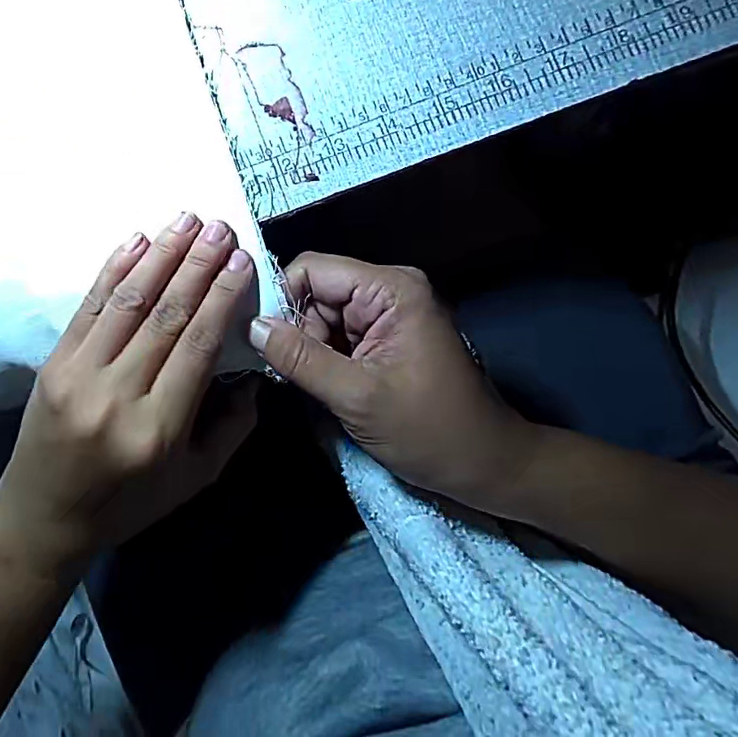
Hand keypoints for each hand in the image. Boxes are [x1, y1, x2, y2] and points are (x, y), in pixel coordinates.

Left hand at [0, 214, 259, 580]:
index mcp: (158, 430)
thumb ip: (230, 427)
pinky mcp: (52, 363)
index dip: (221, 297)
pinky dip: (113, 269)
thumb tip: (252, 372)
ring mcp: (78, 375)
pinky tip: (136, 241)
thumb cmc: (127, 504)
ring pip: (127, 301)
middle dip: (196, 265)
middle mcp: (117, 396)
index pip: (197, 346)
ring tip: (186, 220)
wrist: (44, 517)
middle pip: (165, 315)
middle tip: (219, 226)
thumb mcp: (193, 480)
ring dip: (160, 255)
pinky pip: (88, 306)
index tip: (239, 259)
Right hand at [249, 252, 542, 509]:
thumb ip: (300, 358)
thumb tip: (250, 326)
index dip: (282, 298)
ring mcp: (387, 312)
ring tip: (314, 385)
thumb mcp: (357, 397)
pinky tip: (326, 384)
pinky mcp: (384, 334)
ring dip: (308, 347)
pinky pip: (336, 332)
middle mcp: (388, 289)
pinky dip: (322, 356)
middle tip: (292, 373)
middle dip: (297, 330)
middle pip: (315, 291)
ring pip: (320, 314)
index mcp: (391, 289)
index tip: (261, 339)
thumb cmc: (431, 431)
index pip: (312, 269)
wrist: (487, 467)